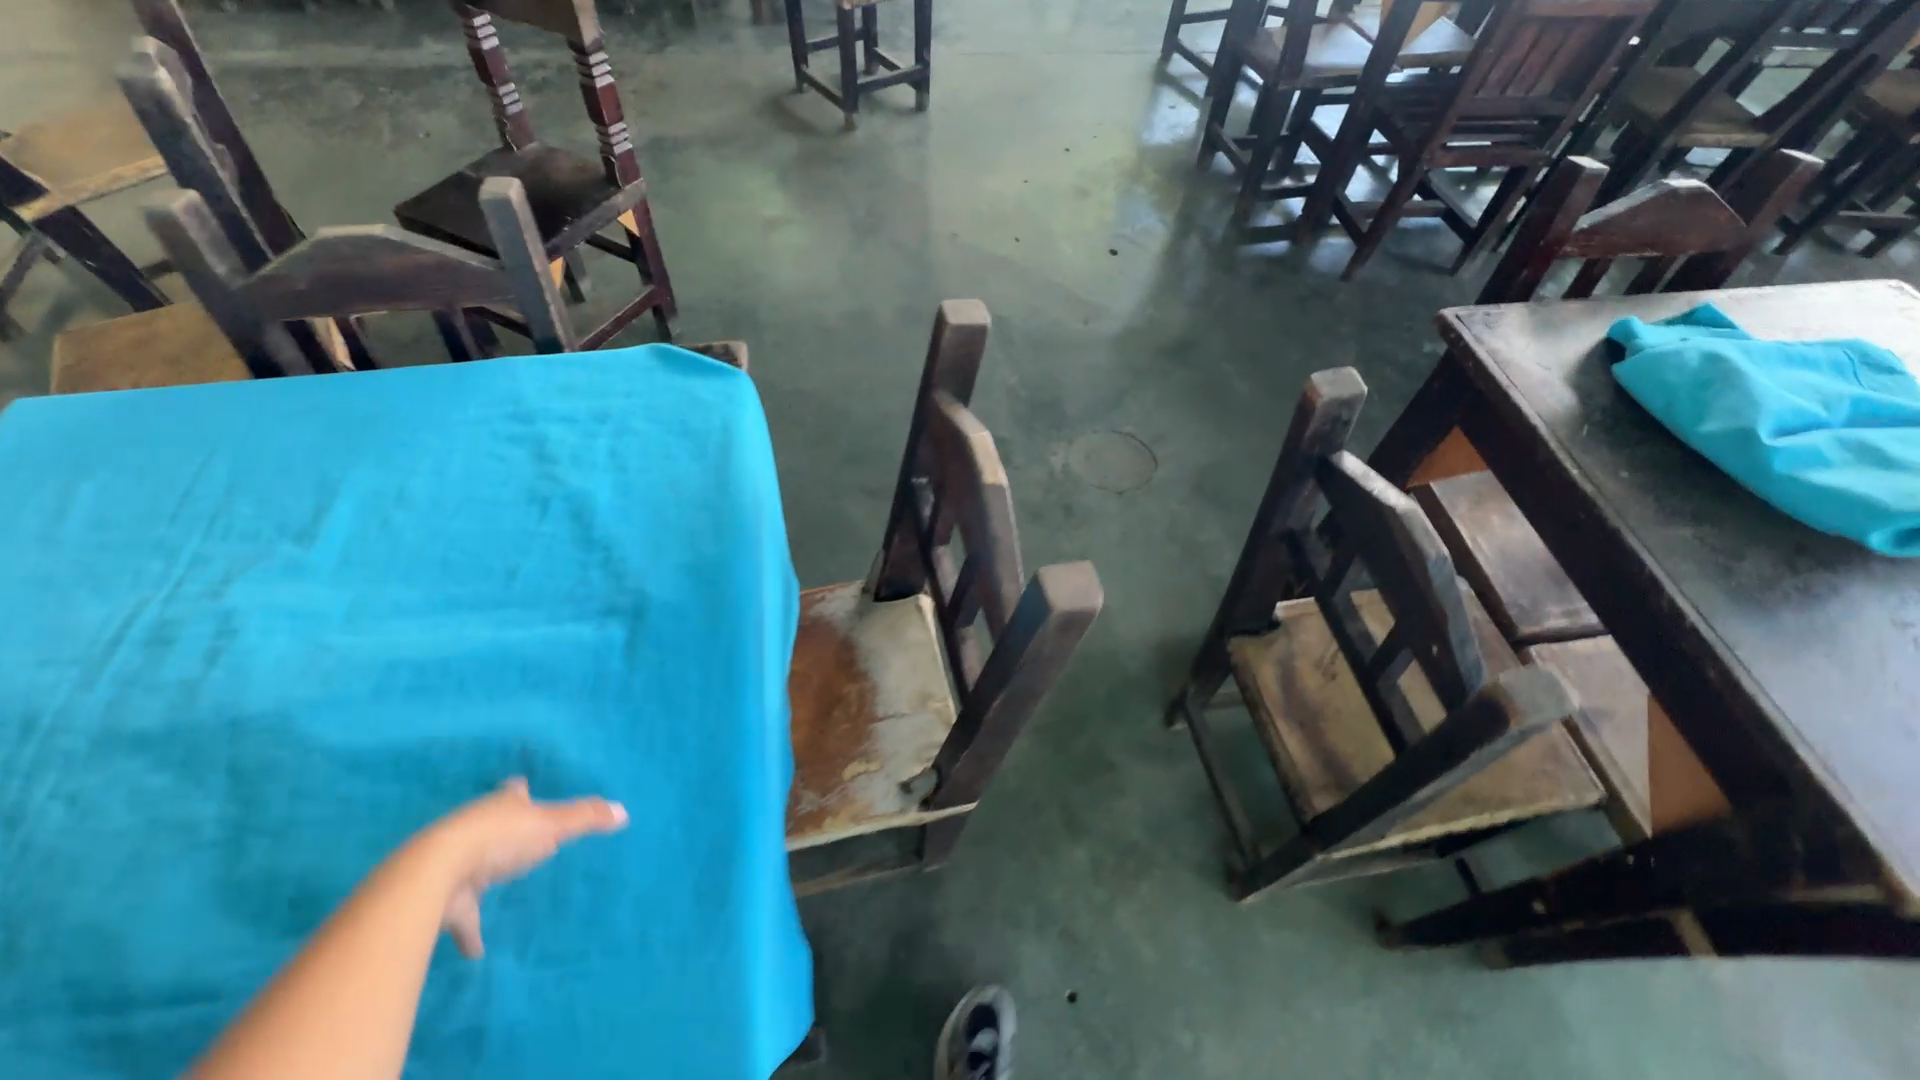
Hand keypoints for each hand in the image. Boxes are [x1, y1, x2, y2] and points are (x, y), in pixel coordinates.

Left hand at [423, 778, 627, 957]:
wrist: (437, 874)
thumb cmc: (500, 839)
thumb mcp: (553, 825)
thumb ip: (587, 819)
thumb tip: (624, 812)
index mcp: (502, 807)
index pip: (513, 793)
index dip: (520, 792)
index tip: (525, 789)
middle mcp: (475, 830)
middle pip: (490, 825)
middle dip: (502, 830)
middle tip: (520, 837)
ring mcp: (456, 864)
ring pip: (472, 865)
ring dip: (482, 873)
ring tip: (498, 882)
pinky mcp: (446, 900)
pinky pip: (464, 917)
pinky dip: (470, 932)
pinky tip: (478, 951)